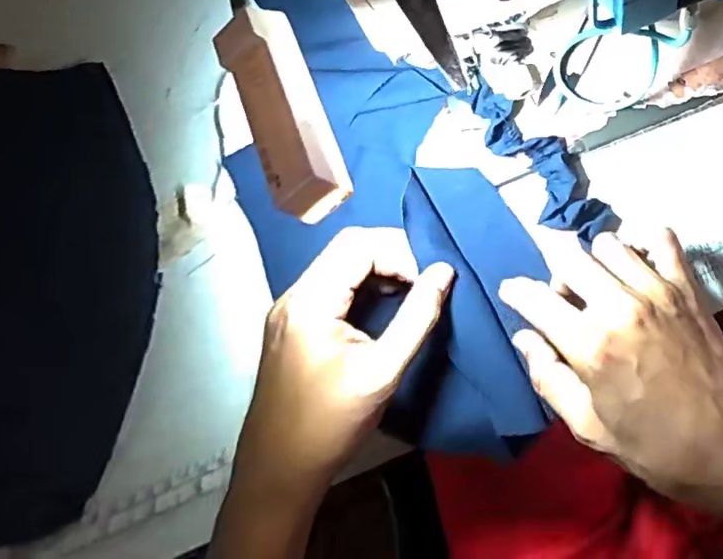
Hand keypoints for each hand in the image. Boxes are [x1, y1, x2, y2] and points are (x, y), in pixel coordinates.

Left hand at [234, 227, 453, 502]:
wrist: (277, 477)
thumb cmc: (330, 426)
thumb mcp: (383, 371)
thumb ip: (418, 316)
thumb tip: (445, 271)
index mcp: (309, 304)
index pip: (360, 247)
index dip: (402, 253)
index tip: (430, 279)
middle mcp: (294, 297)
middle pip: (349, 245)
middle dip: (394, 252)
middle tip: (425, 277)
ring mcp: (291, 309)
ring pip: (343, 260)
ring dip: (382, 265)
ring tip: (413, 288)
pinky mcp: (296, 322)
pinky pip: (336, 281)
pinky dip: (367, 280)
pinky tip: (389, 301)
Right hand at [498, 228, 722, 516]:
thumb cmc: (655, 444)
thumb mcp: (590, 427)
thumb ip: (551, 378)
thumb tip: (524, 338)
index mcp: (592, 345)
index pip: (538, 299)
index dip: (517, 292)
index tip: (512, 292)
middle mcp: (620, 305)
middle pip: (571, 258)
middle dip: (558, 275)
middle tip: (565, 300)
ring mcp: (657, 287)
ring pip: (609, 244)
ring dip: (597, 260)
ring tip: (602, 285)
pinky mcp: (685, 282)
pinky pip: (660, 236)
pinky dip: (643, 240)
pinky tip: (637, 262)